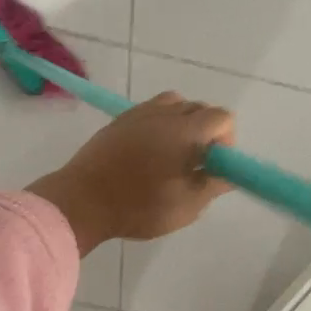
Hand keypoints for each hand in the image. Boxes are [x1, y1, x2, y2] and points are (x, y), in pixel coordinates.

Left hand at [26, 91, 235, 256]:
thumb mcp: (187, 206)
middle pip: (197, 107)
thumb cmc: (138, 206)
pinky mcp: (117, 121)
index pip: (222, 117)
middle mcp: (162, 114)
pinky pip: (147, 111)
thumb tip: (227, 173)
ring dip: (180, 123)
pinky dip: (157, 124)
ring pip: (171, 104)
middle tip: (194, 164)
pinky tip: (148, 152)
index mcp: (185, 131)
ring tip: (172, 154)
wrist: (82, 200)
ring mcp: (136, 114)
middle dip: (205, 131)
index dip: (226, 140)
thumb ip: (213, 184)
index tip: (214, 165)